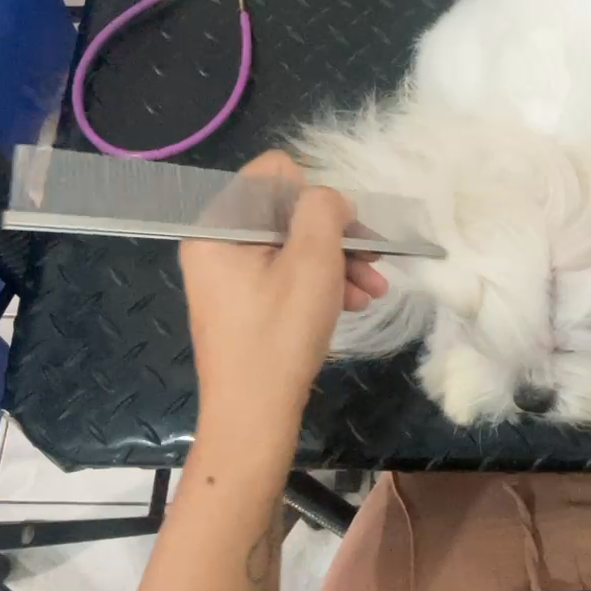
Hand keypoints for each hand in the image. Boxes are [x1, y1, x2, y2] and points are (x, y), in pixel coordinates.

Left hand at [179, 152, 386, 456]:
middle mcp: (217, 244)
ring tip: (373, 291)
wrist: (252, 417)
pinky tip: (353, 304)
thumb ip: (324, 209)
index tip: (341, 231)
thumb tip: (331, 201)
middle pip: (287, 213)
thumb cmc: (280, 334)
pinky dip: (320, 285)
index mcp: (219, 226)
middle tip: (374, 259)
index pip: (273, 173)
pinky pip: (285, 276)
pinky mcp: (243, 303)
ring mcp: (228, 277)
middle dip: (336, 235)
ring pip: (293, 248)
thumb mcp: (312, 261)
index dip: (315, 194)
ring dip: (337, 263)